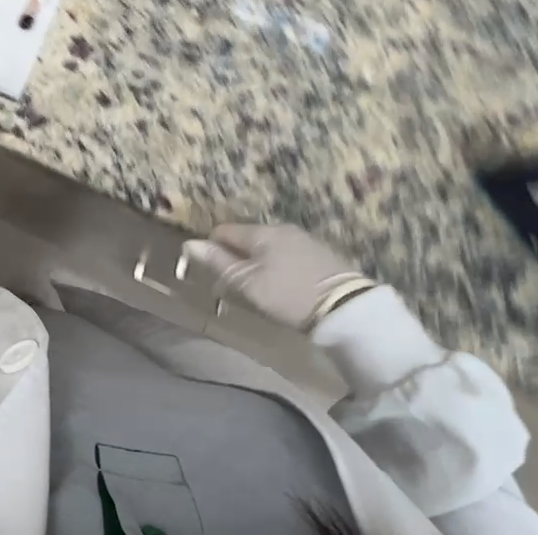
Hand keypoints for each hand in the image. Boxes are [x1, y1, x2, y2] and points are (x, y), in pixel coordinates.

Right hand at [183, 223, 373, 331]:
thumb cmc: (289, 295)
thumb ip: (218, 263)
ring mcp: (303, 239)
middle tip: (238, 286)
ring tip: (262, 289)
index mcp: (260, 232)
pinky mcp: (321, 254)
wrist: (348, 309)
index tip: (215, 274)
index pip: (224, 231)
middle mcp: (281, 228)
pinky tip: (285, 286)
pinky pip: (288, 254)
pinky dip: (280, 266)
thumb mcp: (248, 284)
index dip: (213, 249)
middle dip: (237, 258)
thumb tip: (189, 244)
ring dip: (259, 262)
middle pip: (247, 238)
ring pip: (268, 246)